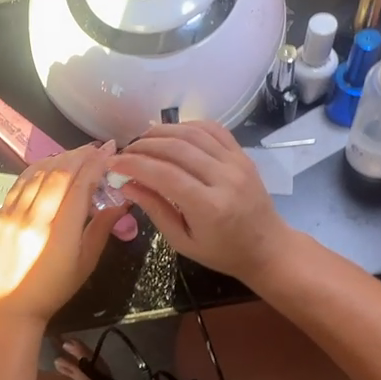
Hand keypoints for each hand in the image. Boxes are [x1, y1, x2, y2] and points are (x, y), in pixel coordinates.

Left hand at [0, 143, 124, 323]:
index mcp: (59, 231)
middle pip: (59, 172)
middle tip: (97, 148)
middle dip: (80, 155)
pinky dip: (38, 168)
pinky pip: (20, 181)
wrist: (12, 305)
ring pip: (38, 172)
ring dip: (60, 158)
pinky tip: (50, 165)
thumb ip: (102, 227)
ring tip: (77, 154)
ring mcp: (14, 213)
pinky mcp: (1, 214)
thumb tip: (121, 200)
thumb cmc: (54, 289)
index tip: (111, 151)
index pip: (80, 184)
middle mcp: (34, 217)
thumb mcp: (86, 263)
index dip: (96, 163)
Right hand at [109, 122, 288, 279]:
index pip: (164, 174)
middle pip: (177, 148)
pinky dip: (187, 126)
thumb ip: (155, 210)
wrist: (267, 247)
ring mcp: (236, 163)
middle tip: (124, 153)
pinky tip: (171, 134)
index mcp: (209, 207)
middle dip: (143, 146)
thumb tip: (126, 185)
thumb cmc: (222, 253)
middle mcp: (225, 179)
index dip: (134, 165)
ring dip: (162, 131)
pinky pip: (213, 129)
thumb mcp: (182, 241)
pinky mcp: (243, 155)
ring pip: (193, 133)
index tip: (113, 164)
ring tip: (142, 141)